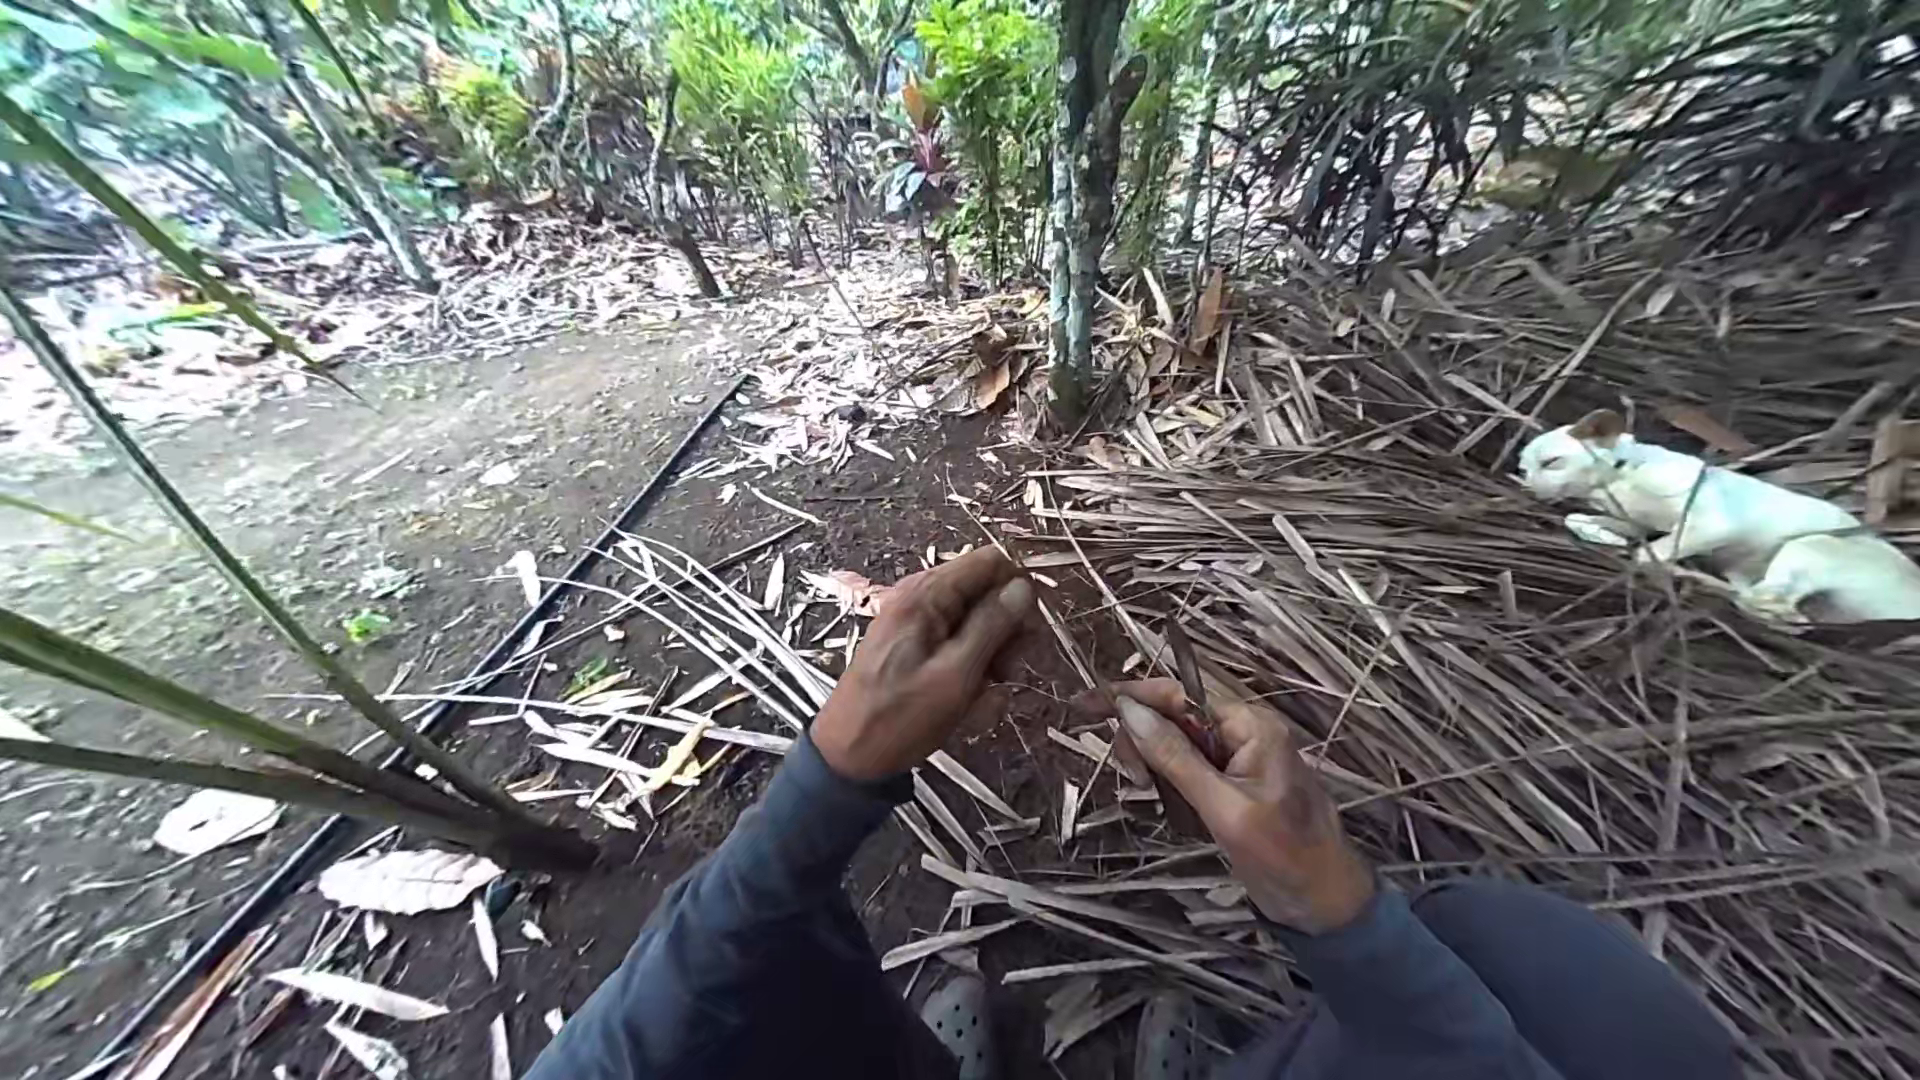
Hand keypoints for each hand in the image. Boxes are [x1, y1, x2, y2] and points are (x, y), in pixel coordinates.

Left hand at [811, 548, 1034, 781]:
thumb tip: (1023, 587)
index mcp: (926, 594)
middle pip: (986, 590)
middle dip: (1007, 627)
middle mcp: (922, 597)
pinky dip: (974, 663)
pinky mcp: (918, 643)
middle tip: (1008, 670)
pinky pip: (960, 640)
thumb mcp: (955, 675)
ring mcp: (918, 619)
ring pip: (978, 618)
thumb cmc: (900, 717)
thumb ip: (991, 626)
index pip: (990, 561)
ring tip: (989, 689)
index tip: (1030, 631)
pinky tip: (972, 694)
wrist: (849, 755)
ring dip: (994, 651)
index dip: (1018, 590)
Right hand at [1103, 679, 1374, 932]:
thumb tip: (1128, 710)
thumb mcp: (1224, 808)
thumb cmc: (1285, 859)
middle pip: (1172, 714)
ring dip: (1154, 762)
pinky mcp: (1230, 778)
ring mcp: (1236, 754)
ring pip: (1173, 739)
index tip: (1087, 703)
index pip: (1178, 694)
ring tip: (1153, 795)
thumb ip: (1175, 757)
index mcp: (1249, 725)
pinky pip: (1185, 763)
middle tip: (1135, 779)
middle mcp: (1242, 730)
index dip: (1131, 695)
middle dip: (1143, 738)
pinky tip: (1169, 801)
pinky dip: (1168, 778)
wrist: (1328, 910)